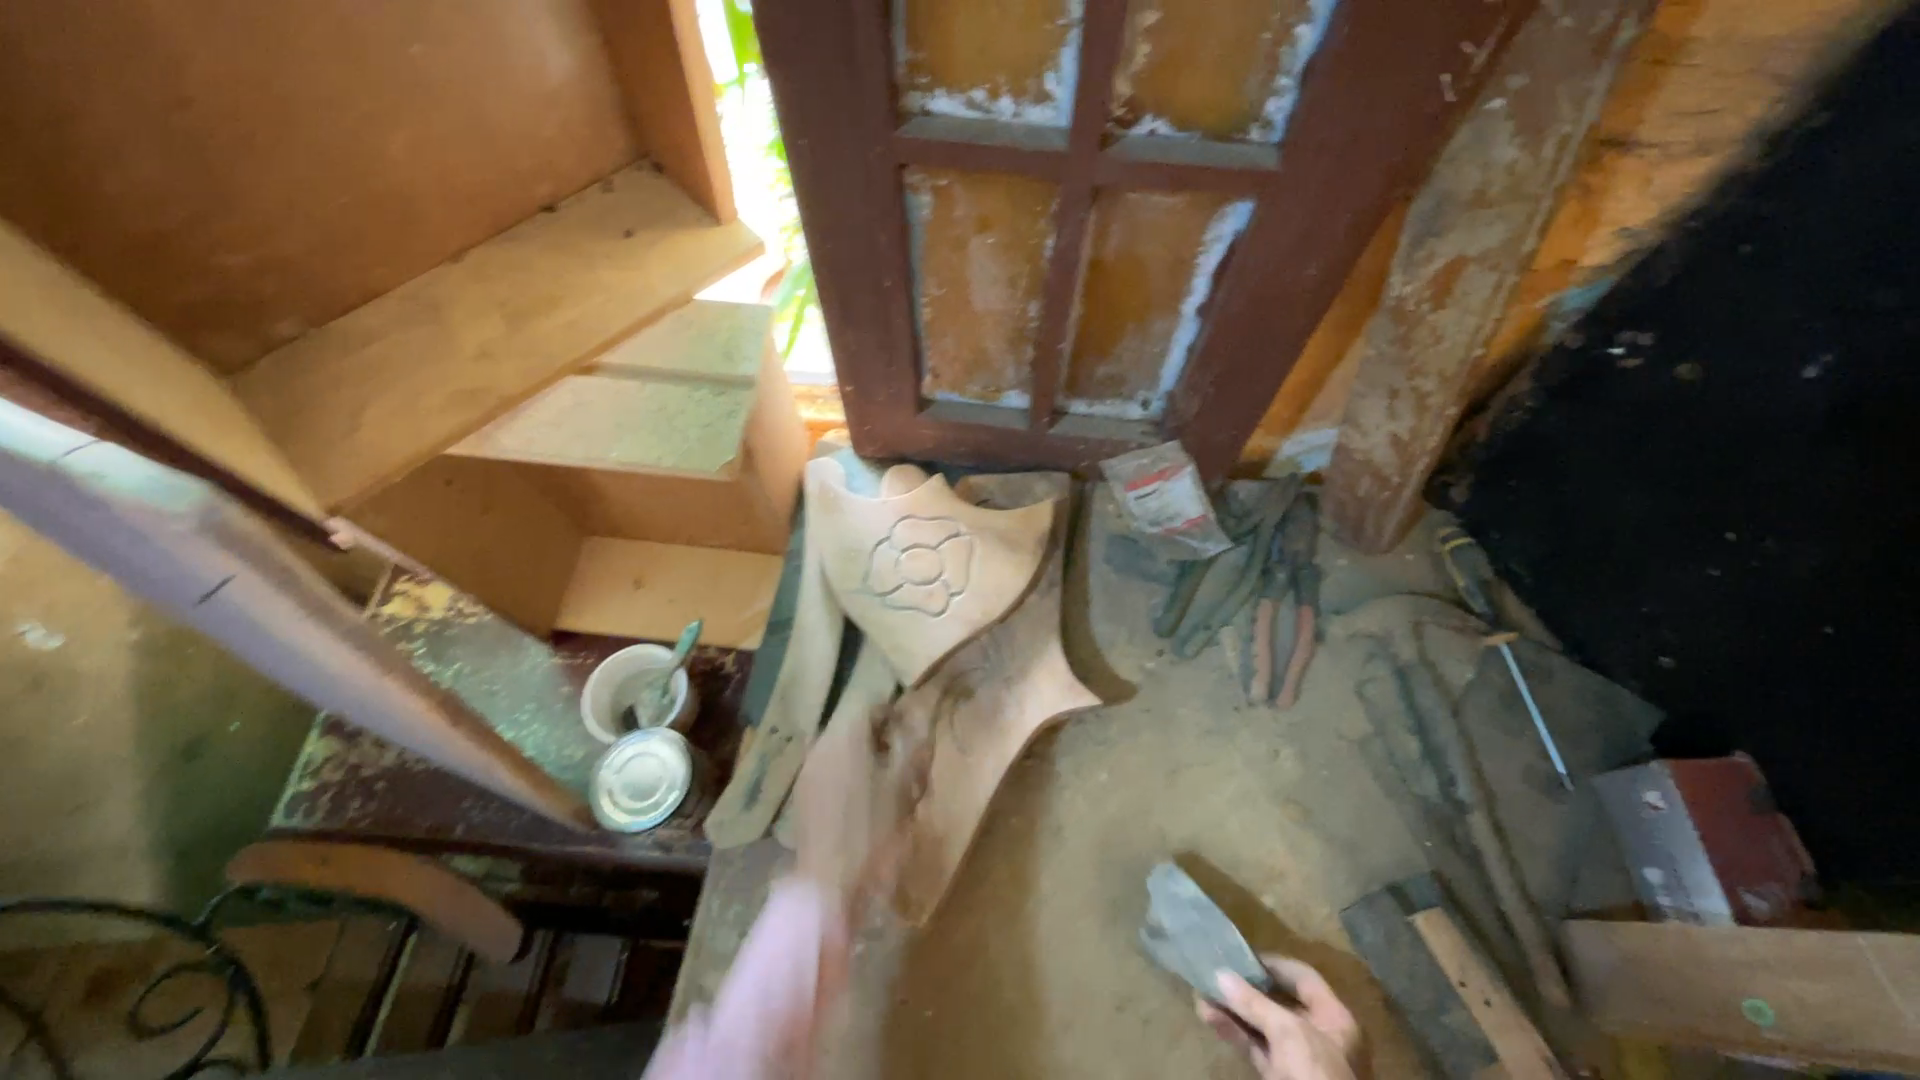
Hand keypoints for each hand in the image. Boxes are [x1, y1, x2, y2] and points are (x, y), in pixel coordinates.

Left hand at [791, 702, 931, 912]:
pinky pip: (827, 771)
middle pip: (851, 726)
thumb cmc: (875, 833)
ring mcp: (806, 771)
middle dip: (878, 738)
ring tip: (883, 785)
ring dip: (861, 757)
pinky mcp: (801, 796)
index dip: (894, 716)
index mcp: (845, 735)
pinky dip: (846, 776)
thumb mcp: (906, 786)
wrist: (830, 887)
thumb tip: (918, 719)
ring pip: (838, 748)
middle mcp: (819, 745)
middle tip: (903, 762)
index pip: (870, 705)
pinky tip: (860, 805)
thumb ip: (914, 746)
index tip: (912, 737)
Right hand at [1197, 955, 1360, 1079]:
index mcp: (1335, 1018)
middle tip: (1214, 973)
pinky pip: (1254, 1047)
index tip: (1239, 955)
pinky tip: (1208, 1017)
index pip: (1303, 979)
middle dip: (1245, 989)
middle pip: (1278, 1002)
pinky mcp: (1279, 1077)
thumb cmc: (1315, 1074)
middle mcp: (1319, 1035)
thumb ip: (1254, 1002)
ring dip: (1232, 1010)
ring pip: (1262, 1025)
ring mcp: (1298, 1059)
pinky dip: (1233, 1032)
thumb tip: (1219, 974)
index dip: (1272, 964)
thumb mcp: (1288, 1033)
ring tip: (1201, 993)